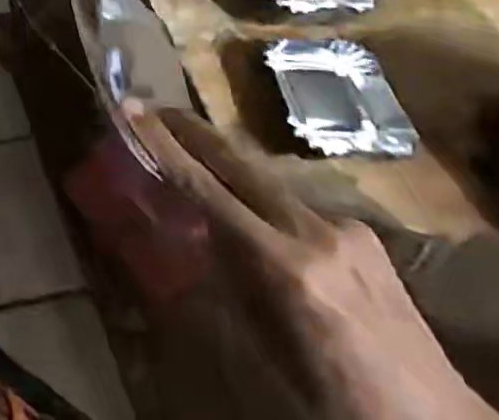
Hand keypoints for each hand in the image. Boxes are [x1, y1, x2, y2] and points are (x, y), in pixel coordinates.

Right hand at [126, 105, 498, 419]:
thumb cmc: (336, 401)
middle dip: (193, 132)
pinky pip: (298, 208)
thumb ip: (229, 283)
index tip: (133, 109)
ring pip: (268, 184)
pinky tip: (264, 230)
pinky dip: (266, 207)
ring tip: (200, 171)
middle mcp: (316, 232)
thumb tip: (200, 237)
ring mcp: (346, 229)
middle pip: (239, 162)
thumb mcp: (265, 351)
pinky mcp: (365, 235)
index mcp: (285, 267)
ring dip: (228, 171)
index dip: (164, 146)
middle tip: (155, 108)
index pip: (207, 189)